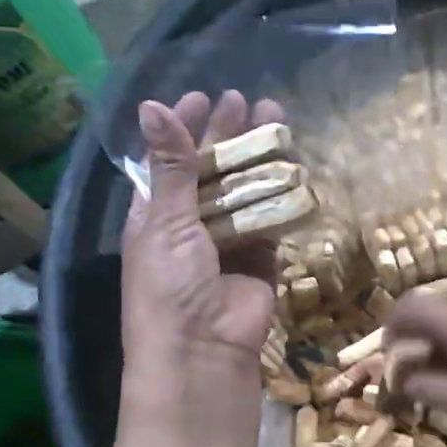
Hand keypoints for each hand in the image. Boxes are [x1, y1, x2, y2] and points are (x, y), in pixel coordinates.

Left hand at [122, 90, 283, 379]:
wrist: (204, 348)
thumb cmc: (169, 283)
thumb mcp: (165, 220)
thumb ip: (172, 167)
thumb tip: (153, 107)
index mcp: (155, 214)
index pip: (169, 162)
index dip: (183, 130)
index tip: (201, 98)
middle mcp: (191, 225)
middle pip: (211, 172)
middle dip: (227, 136)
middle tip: (247, 100)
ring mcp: (228, 242)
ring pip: (244, 192)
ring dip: (258, 161)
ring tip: (276, 122)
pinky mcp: (261, 259)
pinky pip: (271, 222)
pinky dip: (281, 198)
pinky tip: (293, 168)